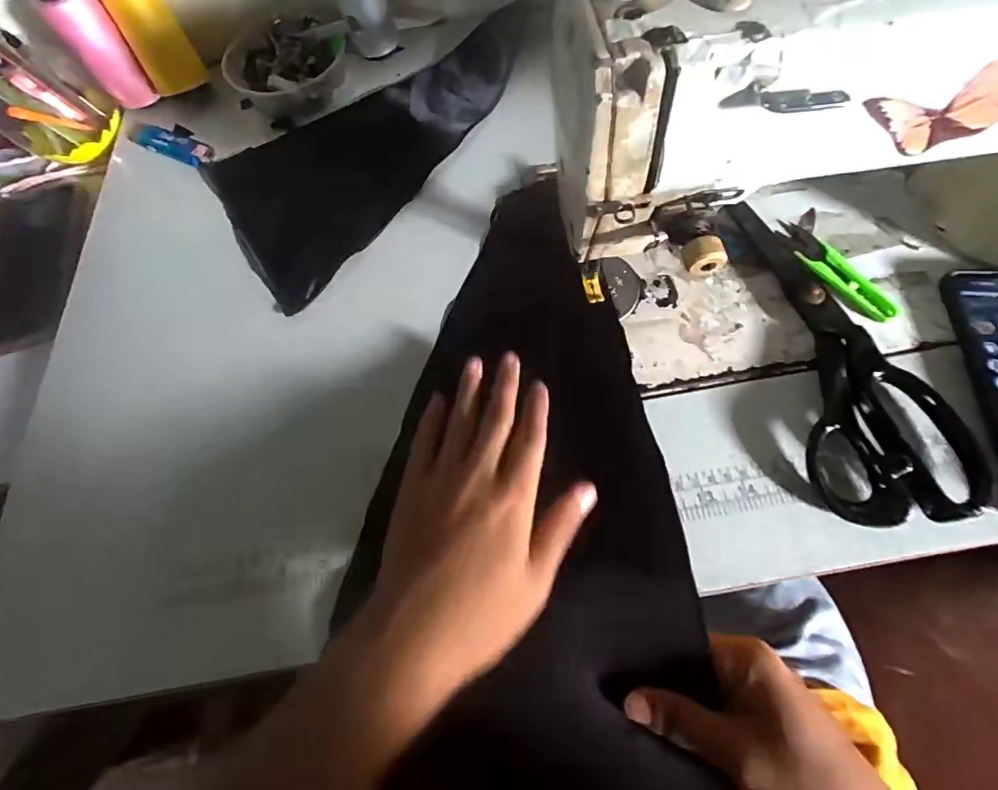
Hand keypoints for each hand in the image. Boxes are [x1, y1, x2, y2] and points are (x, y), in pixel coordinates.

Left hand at [360, 351, 598, 699]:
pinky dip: (431, 419)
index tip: (539, 384)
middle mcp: (479, 479)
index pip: (529, 442)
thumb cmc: (483, 616)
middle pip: (495, 423)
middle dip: (504, 388)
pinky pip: (423, 444)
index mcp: (514, 499)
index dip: (536, 411)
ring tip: (474, 364)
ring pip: (458, 424)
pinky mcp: (411, 492)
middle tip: (508, 358)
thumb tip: (587, 487)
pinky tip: (437, 401)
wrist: (409, 638)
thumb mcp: (535, 581)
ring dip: (468, 392)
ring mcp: (440, 482)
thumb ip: (559, 528)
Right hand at [624, 633, 887, 789]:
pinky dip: (699, 731)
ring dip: (680, 716)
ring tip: (634, 720)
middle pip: (694, 671)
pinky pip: (720, 719)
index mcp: (749, 655)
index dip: (654, 662)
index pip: (688, 644)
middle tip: (620, 704)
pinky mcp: (764, 726)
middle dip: (664, 692)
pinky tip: (671, 742)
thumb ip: (683, 722)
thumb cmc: (799, 774)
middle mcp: (753, 666)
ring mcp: (760, 697)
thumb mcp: (736, 751)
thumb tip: (629, 698)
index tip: (617, 677)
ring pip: (705, 699)